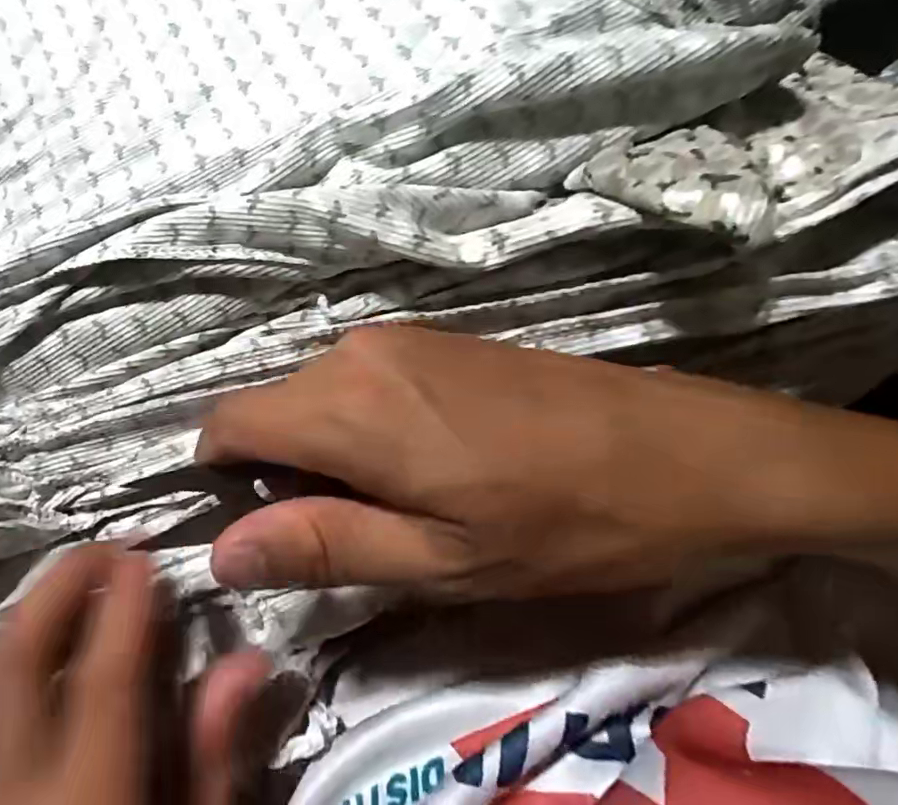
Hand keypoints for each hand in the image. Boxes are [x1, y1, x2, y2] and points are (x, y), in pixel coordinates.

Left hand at [0, 545, 271, 804]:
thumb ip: (218, 760)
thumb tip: (247, 662)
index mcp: (87, 793)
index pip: (101, 677)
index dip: (123, 604)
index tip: (143, 553)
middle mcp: (24, 782)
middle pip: (17, 656)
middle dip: (58, 583)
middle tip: (108, 547)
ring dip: (43, 605)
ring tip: (92, 574)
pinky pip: (3, 693)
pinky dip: (38, 645)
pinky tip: (75, 636)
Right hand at [197, 326, 897, 598]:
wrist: (674, 446)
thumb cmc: (559, 520)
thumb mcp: (439, 559)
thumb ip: (323, 545)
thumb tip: (223, 551)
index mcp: (348, 405)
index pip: (228, 422)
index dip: (223, 477)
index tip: (267, 527)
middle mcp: (358, 353)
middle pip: (271, 409)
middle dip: (283, 471)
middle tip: (360, 532)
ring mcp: (399, 337)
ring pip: (314, 394)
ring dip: (327, 450)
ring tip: (404, 501)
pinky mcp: (433, 338)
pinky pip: (359, 379)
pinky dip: (362, 424)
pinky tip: (432, 459)